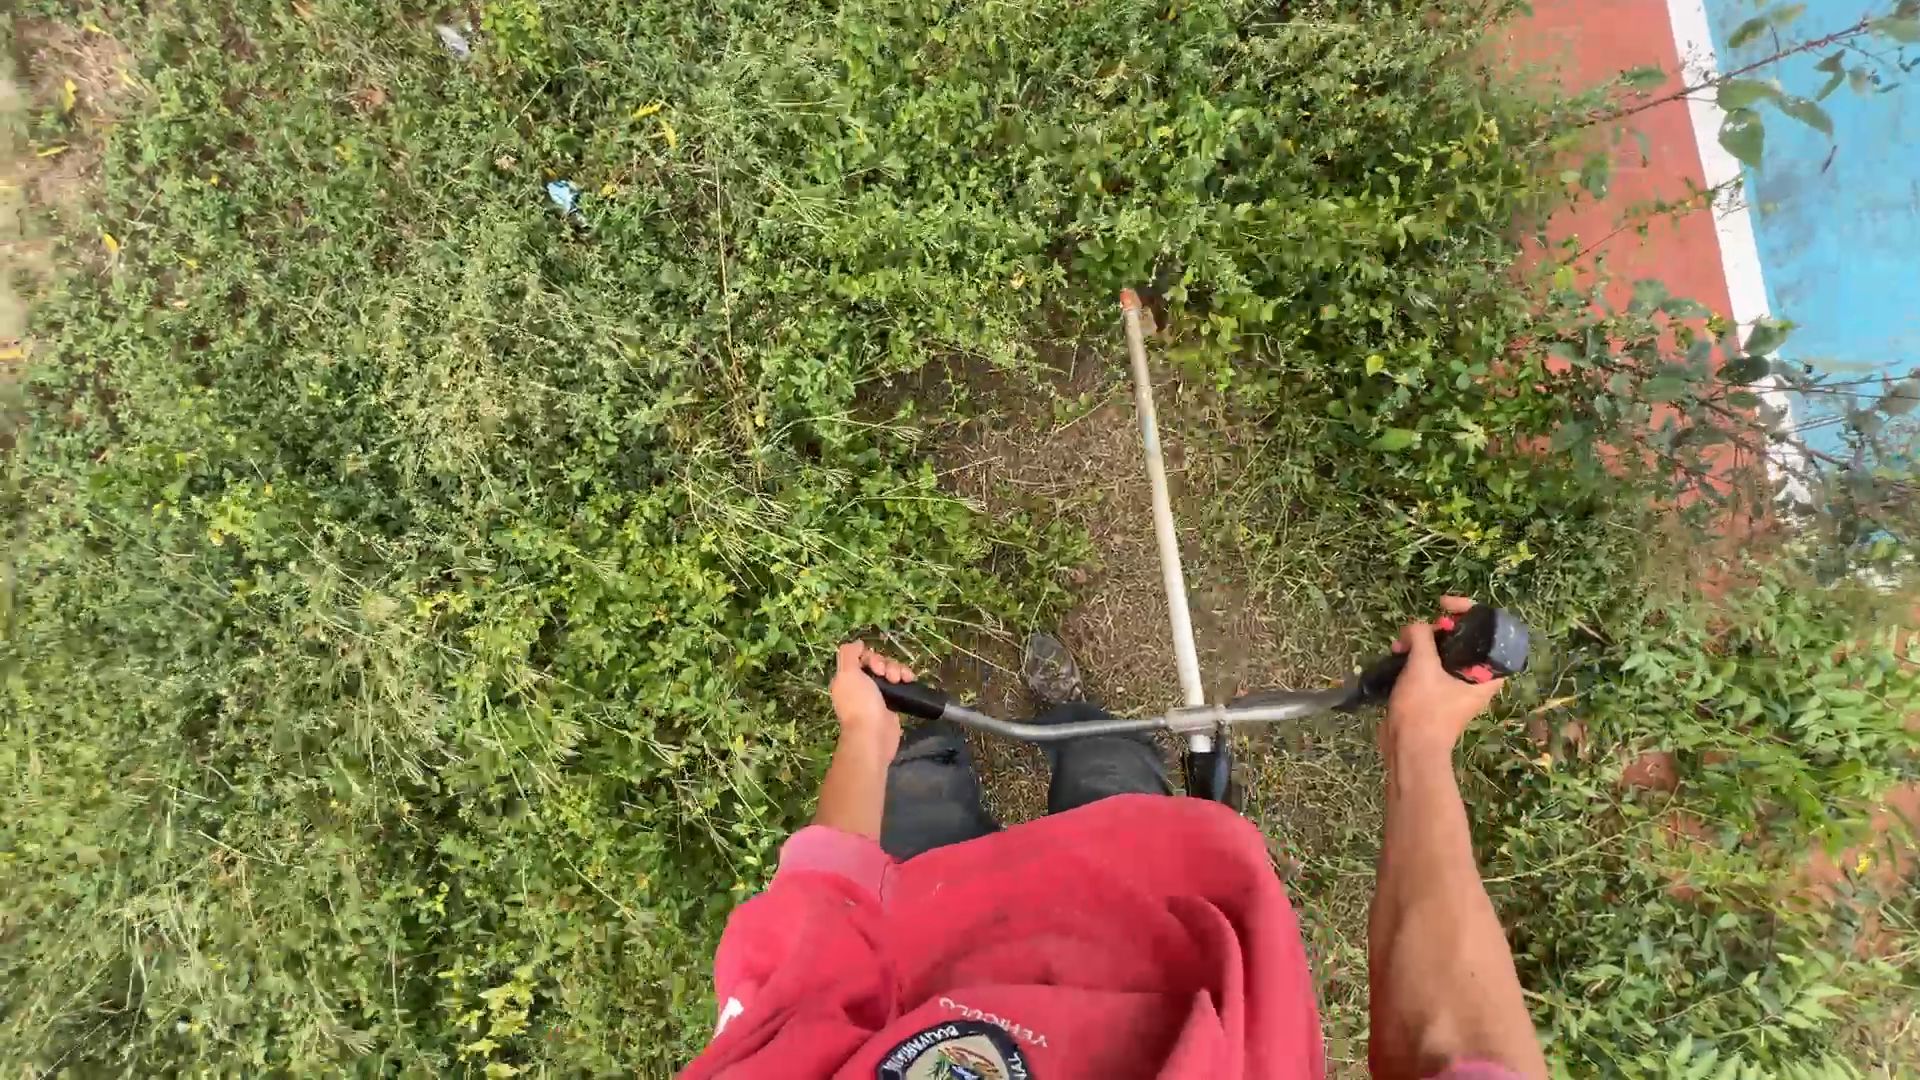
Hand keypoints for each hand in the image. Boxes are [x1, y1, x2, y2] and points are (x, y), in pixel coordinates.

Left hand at [829, 640, 913, 760]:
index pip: (861, 657)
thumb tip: (858, 643)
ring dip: (897, 670)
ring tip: (901, 680)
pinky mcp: (891, 702)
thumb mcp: (847, 673)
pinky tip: (909, 680)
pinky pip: (899, 683)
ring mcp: (876, 694)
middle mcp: (860, 685)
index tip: (876, 667)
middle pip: (877, 663)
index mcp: (847, 678)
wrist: (873, 734)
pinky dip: (905, 678)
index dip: (871, 658)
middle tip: (888, 676)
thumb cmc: (859, 703)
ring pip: (890, 671)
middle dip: (886, 664)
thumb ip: (848, 654)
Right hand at [1382, 596, 1503, 760]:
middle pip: (1462, 639)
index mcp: (1487, 673)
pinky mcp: (1437, 692)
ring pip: (1442, 651)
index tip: (1443, 605)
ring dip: (1420, 642)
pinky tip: (1396, 656)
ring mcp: (1456, 685)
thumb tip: (1416, 628)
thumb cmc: (1424, 708)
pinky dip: (1415, 656)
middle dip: (1436, 629)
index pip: (1489, 630)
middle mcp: (1477, 677)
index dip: (1468, 610)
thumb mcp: (1422, 667)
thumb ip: (1421, 637)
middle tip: (1417, 631)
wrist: (1410, 746)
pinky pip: (1430, 665)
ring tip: (1399, 646)